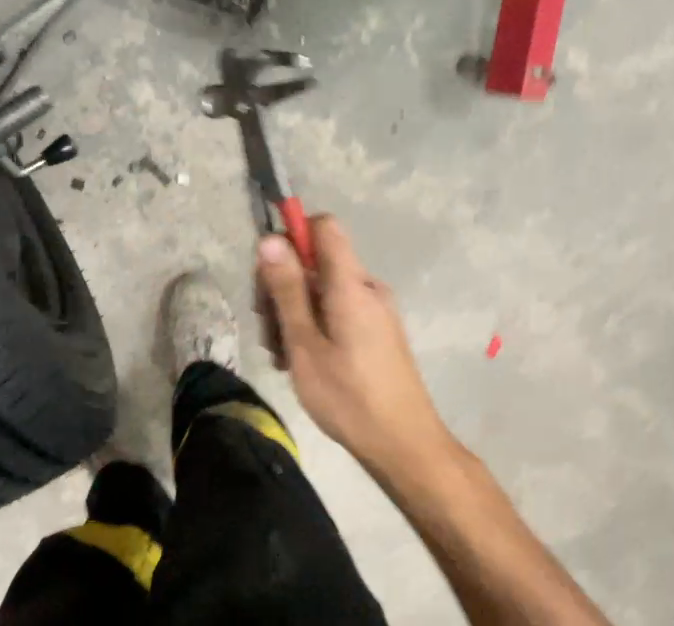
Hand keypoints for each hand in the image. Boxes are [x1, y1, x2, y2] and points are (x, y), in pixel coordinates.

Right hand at [258, 216, 456, 477]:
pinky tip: (300, 360)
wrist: (405, 448)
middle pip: (314, 261)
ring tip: (282, 354)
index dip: (291, 236)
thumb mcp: (304, 343)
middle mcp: (367, 288)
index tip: (268, 272)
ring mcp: (373, 310)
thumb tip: (269, 239)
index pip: (323, 226)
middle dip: (282, 286)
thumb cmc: (349, 396)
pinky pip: (334, 310)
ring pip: (319, 289)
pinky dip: (311, 325)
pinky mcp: (375, 331)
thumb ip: (286, 289)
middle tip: (268, 330)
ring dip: (292, 312)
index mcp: (351, 285)